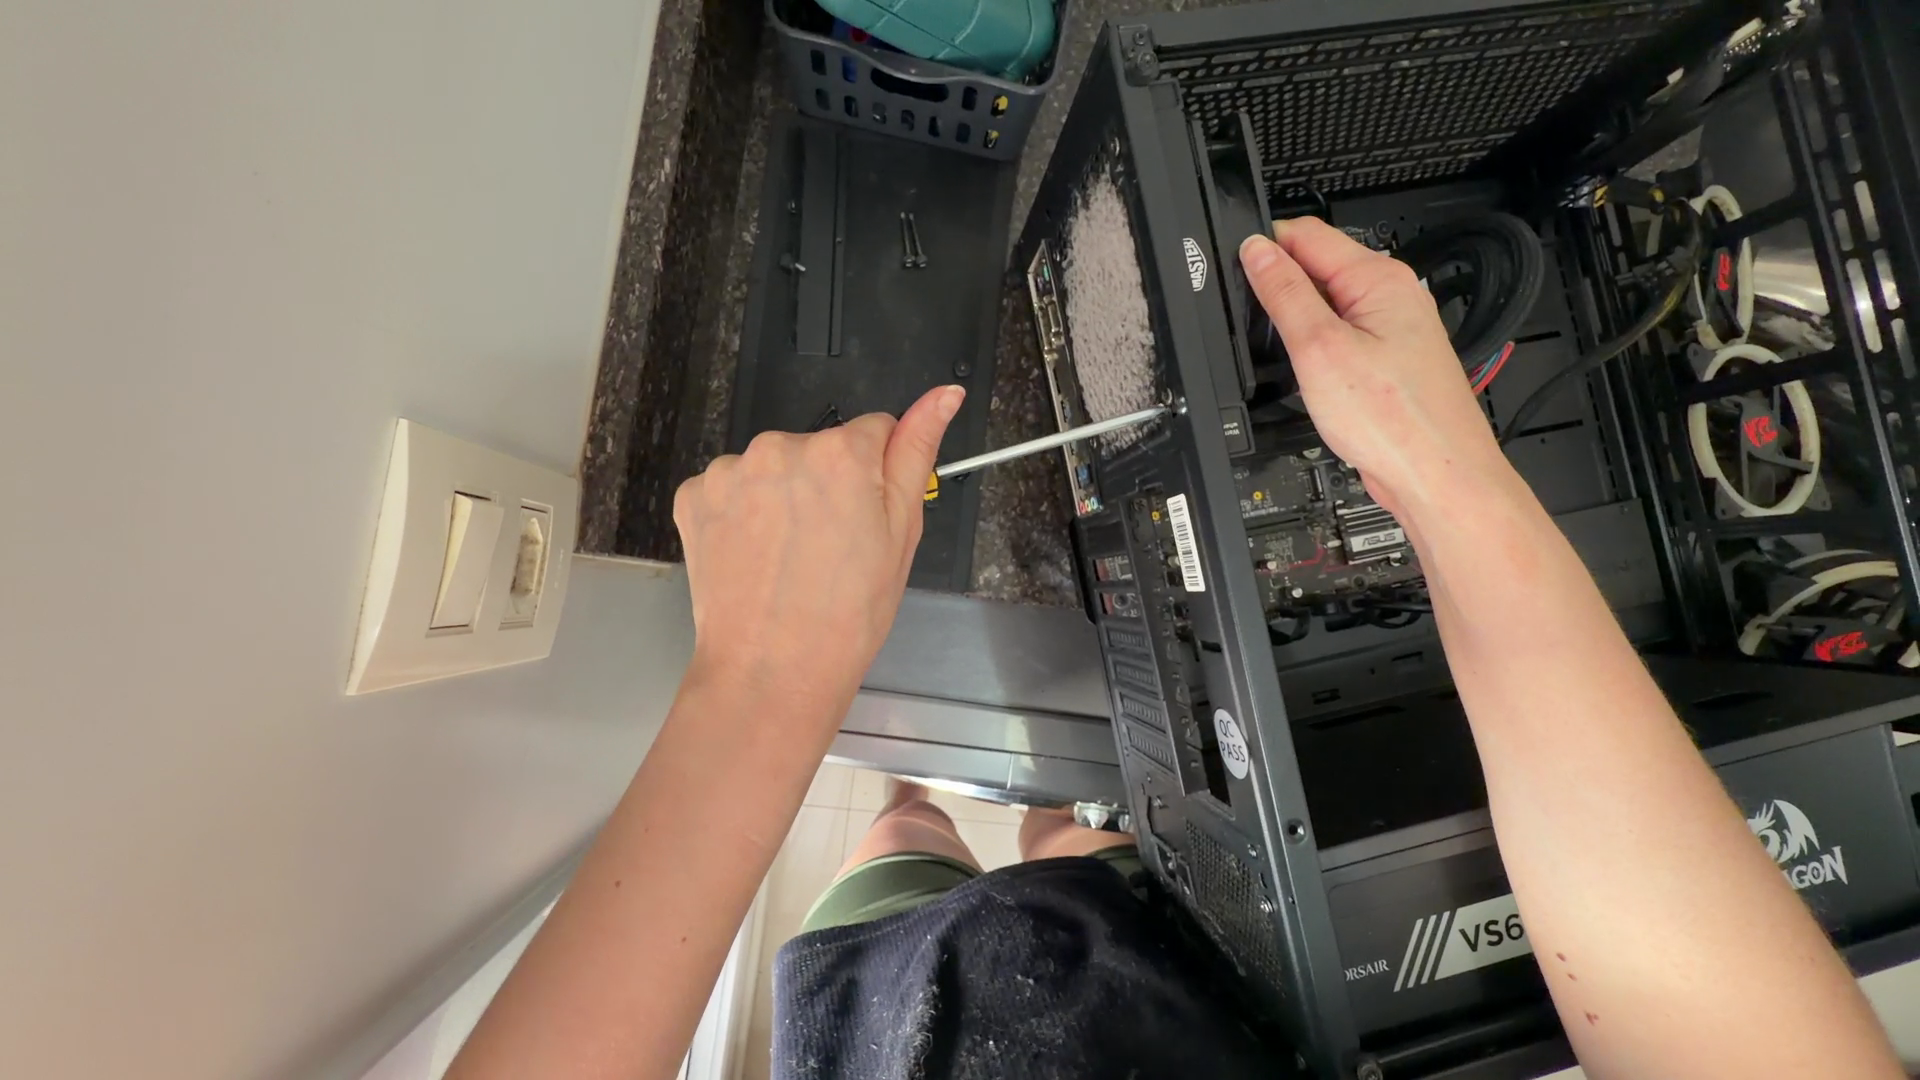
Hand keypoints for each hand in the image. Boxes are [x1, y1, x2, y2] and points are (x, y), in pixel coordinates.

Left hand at [673, 386, 964, 709]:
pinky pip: (733, 486)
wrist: (773, 670)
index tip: (866, 517)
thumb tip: (943, 395)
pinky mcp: (695, 495)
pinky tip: (756, 554)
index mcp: (841, 452)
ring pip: (774, 466)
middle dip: (829, 482)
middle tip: (830, 546)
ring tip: (790, 556)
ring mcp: (731, 471)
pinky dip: (744, 511)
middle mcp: (780, 446)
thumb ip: (917, 452)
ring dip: (784, 495)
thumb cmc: (848, 612)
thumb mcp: (901, 532)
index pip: (874, 431)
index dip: (877, 475)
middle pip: (820, 447)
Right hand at [1239, 220, 1503, 514]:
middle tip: (1247, 315)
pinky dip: (1313, 343)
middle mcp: (1391, 296)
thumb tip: (1256, 251)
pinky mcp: (1385, 359)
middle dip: (1278, 282)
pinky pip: (1338, 333)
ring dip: (1294, 315)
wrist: (1433, 472)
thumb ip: (1285, 295)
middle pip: (1317, 266)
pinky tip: (1303, 367)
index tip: (1232, 268)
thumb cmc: (1393, 418)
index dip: (1264, 247)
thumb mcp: (1319, 348)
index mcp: (1378, 279)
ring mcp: (1390, 328)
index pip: (1307, 235)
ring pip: (1326, 303)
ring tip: (1274, 343)